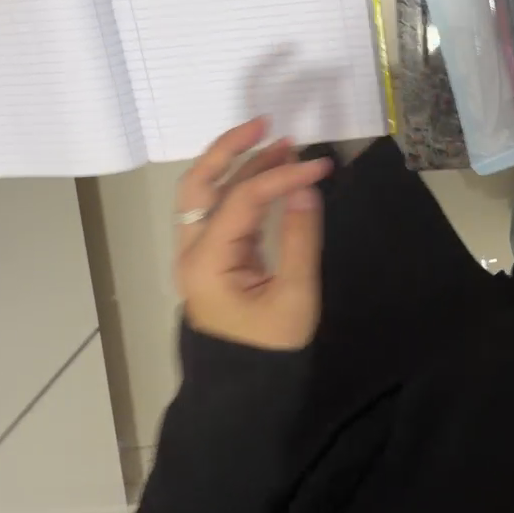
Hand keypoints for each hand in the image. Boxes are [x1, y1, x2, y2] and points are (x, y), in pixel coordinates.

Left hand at [174, 117, 332, 350]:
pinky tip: (270, 173)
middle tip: (267, 124)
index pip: (242, 199)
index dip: (281, 176)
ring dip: (237, 164)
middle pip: (198, 184)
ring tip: (280, 144)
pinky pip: (220, 209)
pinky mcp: (212, 257)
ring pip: (205, 193)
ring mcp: (198, 253)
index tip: (321, 165)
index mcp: (207, 262)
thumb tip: (305, 187)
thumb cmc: (271, 347)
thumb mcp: (294, 295)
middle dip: (230, 149)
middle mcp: (192, 250)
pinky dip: (241, 185)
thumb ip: (299, 238)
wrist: (246, 387)